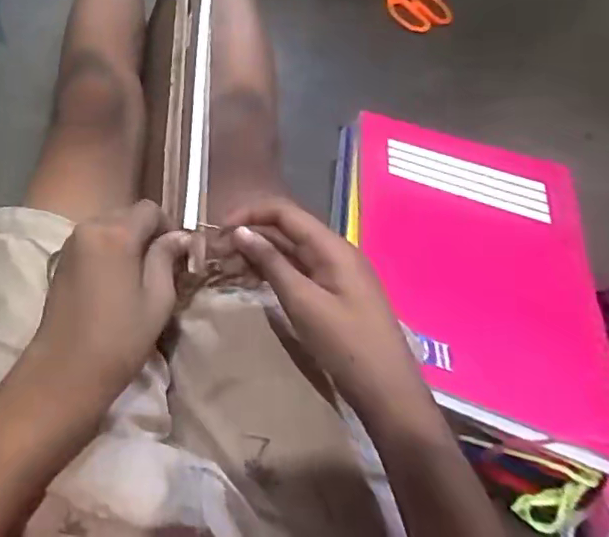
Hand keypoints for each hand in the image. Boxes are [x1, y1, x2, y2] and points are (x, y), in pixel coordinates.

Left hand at [25, 200, 191, 409]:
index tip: (178, 254)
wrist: (65, 370)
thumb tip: (179, 237)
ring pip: (109, 225)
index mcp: (116, 233)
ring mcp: (72, 241)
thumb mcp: (157, 300)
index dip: (168, 226)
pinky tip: (116, 280)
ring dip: (127, 240)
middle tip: (162, 265)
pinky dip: (109, 249)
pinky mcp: (62, 258)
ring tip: (139, 275)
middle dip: (147, 232)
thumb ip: (167, 258)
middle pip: (127, 213)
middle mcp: (91, 227)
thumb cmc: (119, 338)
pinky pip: (93, 239)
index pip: (149, 209)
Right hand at [227, 197, 435, 425]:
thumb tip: (241, 232)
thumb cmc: (346, 346)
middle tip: (218, 251)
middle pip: (287, 228)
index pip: (284, 212)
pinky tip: (252, 279)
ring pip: (291, 250)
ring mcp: (336, 273)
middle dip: (252, 233)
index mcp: (332, 247)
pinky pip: (299, 269)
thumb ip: (271, 263)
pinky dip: (274, 270)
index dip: (250, 214)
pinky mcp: (335, 293)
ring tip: (229, 264)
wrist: (390, 395)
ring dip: (260, 252)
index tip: (220, 231)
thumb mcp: (303, 302)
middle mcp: (335, 251)